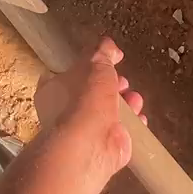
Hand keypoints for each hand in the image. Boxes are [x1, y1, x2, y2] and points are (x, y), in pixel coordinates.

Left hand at [34, 38, 143, 177]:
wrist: (90, 144)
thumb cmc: (85, 99)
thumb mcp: (95, 63)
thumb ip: (102, 52)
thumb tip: (110, 46)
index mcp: (53, 90)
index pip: (68, 74)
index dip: (89, 67)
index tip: (105, 63)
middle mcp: (65, 112)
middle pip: (93, 93)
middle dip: (112, 85)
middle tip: (122, 82)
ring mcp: (84, 132)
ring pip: (108, 112)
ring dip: (126, 104)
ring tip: (134, 99)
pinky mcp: (103, 147)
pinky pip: (120, 131)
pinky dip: (132, 124)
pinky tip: (139, 118)